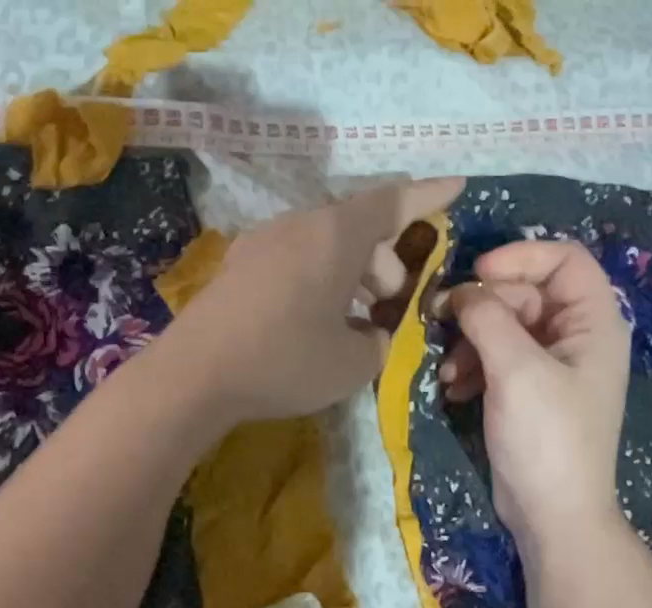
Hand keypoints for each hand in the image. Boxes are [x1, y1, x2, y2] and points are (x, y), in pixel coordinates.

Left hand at [170, 177, 464, 424]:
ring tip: (357, 318)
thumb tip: (373, 335)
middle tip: (391, 301)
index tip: (457, 186)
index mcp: (335, 234)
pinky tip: (315, 323)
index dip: (427, 197)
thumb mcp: (352, 363)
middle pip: (355, 226)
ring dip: (349, 273)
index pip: (392, 203)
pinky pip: (294, 261)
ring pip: (322, 245)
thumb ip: (378, 343)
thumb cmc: (284, 362)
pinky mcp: (237, 269)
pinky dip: (318, 281)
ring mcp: (261, 244)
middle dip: (383, 258)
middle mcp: (298, 225)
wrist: (194, 377)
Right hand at [438, 241, 631, 543]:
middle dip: (482, 307)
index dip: (519, 257)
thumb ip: (488, 319)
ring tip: (447, 371)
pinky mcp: (526, 395)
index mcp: (594, 322)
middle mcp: (576, 338)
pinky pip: (496, 361)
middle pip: (525, 294)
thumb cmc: (546, 438)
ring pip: (504, 328)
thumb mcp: (516, 370)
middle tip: (439, 321)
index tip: (474, 274)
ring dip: (470, 341)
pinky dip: (472, 368)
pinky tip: (452, 389)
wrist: (553, 514)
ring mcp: (551, 368)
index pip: (563, 260)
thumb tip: (460, 292)